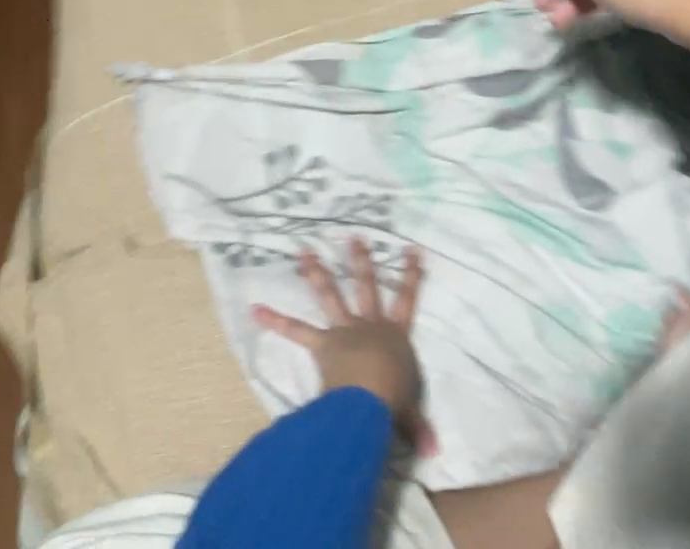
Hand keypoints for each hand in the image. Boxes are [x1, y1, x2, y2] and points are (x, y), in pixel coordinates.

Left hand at [254, 239, 434, 452]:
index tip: (413, 250)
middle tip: (354, 237)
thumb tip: (434, 452)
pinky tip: (254, 308)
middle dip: (361, 261)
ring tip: (304, 251)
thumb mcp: (410, 412)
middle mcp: (370, 325)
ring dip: (317, 272)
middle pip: (366, 286)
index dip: (411, 275)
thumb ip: (418, 428)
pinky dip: (275, 320)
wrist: (370, 397)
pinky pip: (296, 330)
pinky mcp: (323, 344)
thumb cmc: (394, 399)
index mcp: (395, 336)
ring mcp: (345, 330)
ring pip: (331, 295)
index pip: (407, 299)